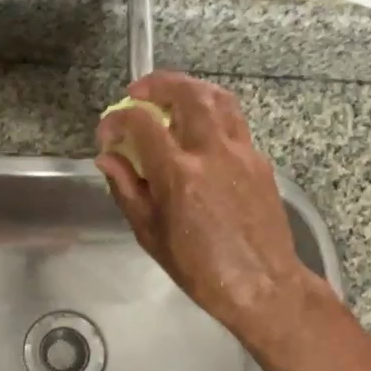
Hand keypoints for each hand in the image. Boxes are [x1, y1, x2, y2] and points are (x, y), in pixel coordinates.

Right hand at [96, 72, 325, 341]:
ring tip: (170, 98)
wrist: (263, 286)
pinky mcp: (259, 160)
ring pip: (218, 98)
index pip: (142, 124)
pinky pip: (234, 121)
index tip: (107, 133)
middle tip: (138, 93)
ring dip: (190, 89)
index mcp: (179, 174)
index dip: (117, 120)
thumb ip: (127, 189)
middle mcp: (212, 153)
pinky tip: (198, 130)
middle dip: (158, 84)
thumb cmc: (200, 269)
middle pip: (187, 93)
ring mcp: (241, 152)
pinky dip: (211, 113)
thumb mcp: (150, 234)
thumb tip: (108, 158)